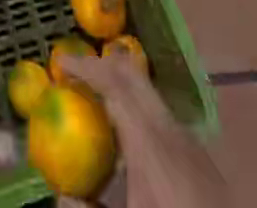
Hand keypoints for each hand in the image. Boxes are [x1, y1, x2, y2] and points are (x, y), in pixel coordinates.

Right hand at [63, 54, 228, 207]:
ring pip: (148, 93)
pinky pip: (158, 114)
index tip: (59, 61)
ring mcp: (187, 140)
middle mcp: (170, 130)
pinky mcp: (197, 154)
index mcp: (149, 144)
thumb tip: (61, 197)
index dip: (86, 66)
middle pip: (133, 75)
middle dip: (101, 65)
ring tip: (93, 97)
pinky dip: (134, 108)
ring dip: (119, 84)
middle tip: (73, 70)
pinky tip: (124, 137)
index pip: (115, 85)